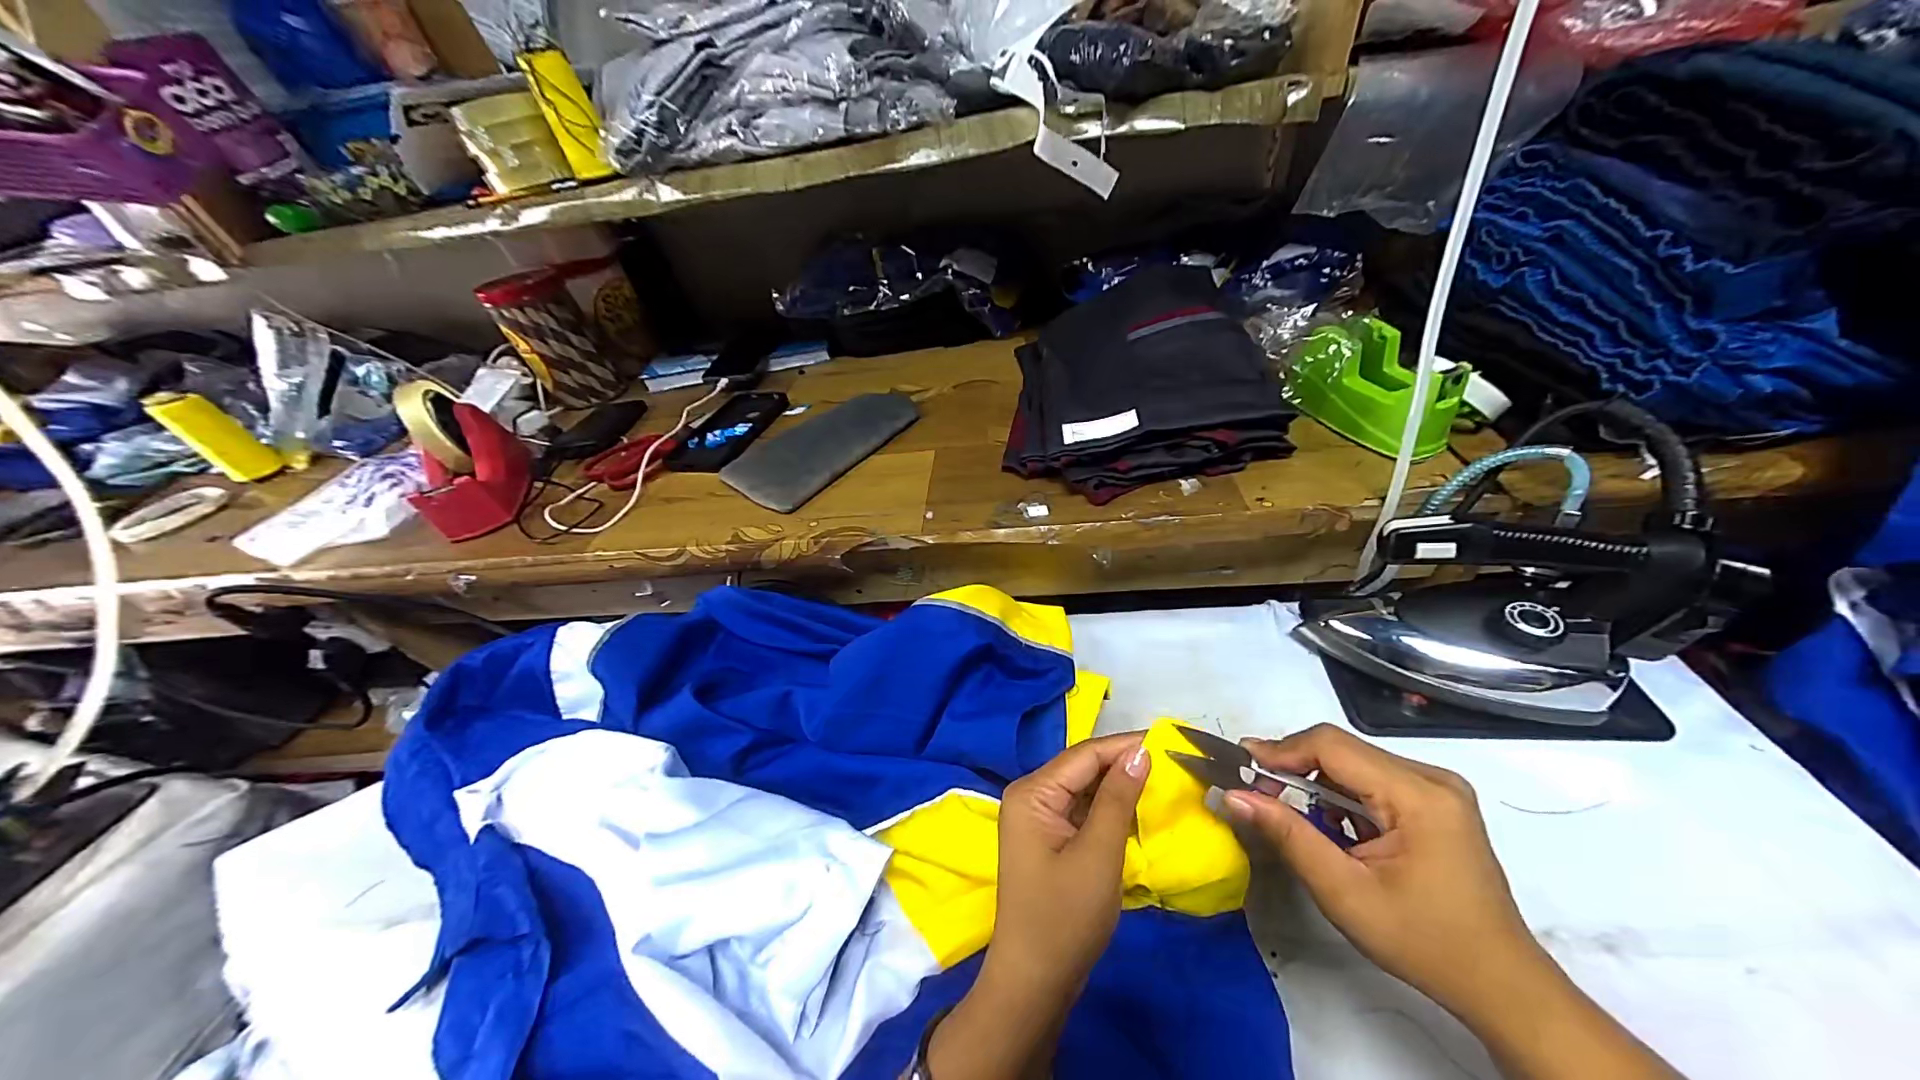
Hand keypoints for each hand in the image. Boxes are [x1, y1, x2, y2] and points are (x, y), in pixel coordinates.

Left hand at [989, 732, 1150, 994]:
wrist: (1035, 981)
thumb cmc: (1065, 916)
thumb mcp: (1098, 854)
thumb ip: (1117, 799)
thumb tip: (1141, 752)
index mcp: (1032, 793)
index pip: (1085, 754)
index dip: (1127, 745)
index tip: (1171, 739)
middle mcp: (1030, 796)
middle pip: (1084, 768)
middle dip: (1126, 762)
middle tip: (1175, 757)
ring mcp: (1039, 819)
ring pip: (1086, 788)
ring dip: (1121, 784)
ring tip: (1166, 776)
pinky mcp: (1051, 839)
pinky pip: (1084, 811)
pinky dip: (1111, 808)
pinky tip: (1141, 807)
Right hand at [1223, 724, 1543, 1022]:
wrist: (1499, 984)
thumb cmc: (1423, 942)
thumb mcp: (1344, 892)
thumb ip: (1288, 835)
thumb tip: (1234, 794)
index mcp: (1419, 795)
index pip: (1332, 745)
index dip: (1280, 750)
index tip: (1240, 767)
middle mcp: (1433, 779)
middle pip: (1343, 750)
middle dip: (1294, 767)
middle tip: (1257, 794)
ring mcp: (1439, 790)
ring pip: (1355, 763)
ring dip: (1316, 783)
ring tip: (1290, 816)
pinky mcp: (1437, 804)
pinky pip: (1373, 780)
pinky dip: (1341, 796)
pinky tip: (1333, 828)